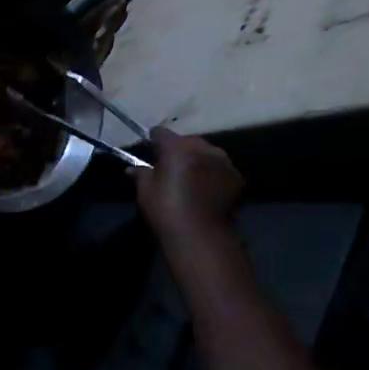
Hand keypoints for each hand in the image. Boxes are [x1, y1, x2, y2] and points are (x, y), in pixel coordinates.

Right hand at [134, 127, 244, 241]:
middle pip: (187, 141)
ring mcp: (223, 161)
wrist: (201, 236)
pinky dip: (213, 173)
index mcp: (177, 148)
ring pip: (207, 153)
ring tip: (192, 178)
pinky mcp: (237, 177)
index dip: (154, 140)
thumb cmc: (167, 212)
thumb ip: (141, 174)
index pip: (161, 133)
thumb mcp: (146, 192)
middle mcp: (203, 148)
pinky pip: (221, 168)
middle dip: (179, 150)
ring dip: (198, 160)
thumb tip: (132, 168)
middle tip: (171, 167)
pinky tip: (207, 189)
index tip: (150, 148)